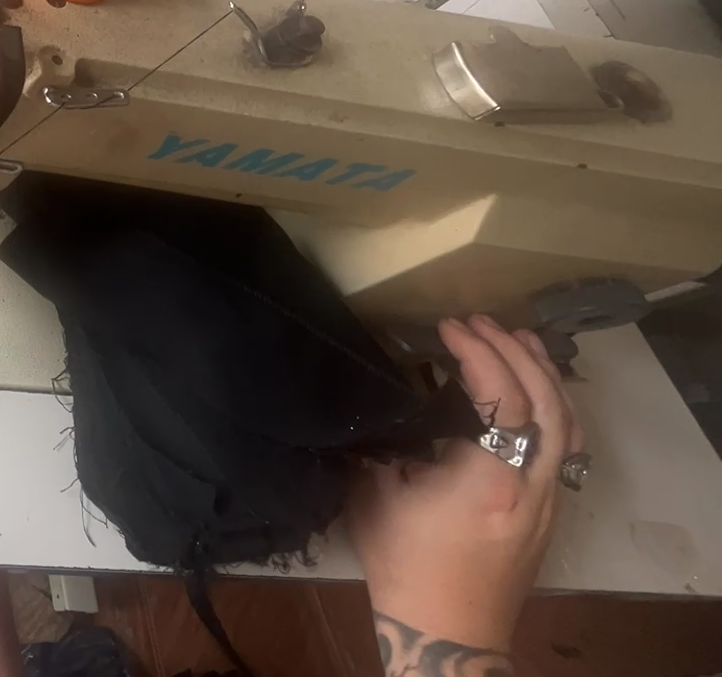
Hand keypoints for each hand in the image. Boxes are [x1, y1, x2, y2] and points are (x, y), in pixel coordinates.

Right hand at [348, 314, 583, 670]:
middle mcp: (532, 485)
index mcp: (488, 479)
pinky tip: (530, 392)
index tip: (449, 326)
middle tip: (482, 321)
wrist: (447, 622)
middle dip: (519, 355)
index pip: (503, 401)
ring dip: (544, 377)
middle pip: (550, 407)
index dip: (480, 355)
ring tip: (515, 339)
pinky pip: (563, 444)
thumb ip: (387, 442)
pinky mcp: (548, 508)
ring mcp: (549, 499)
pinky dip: (551, 406)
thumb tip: (383, 403)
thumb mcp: (375, 490)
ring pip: (569, 426)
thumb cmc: (403, 556)